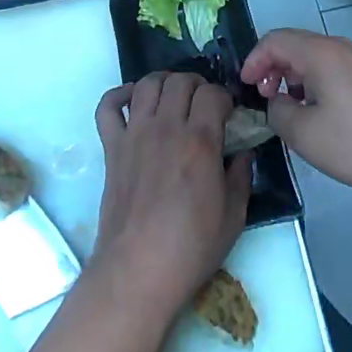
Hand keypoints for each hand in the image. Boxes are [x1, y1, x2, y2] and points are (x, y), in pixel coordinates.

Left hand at [90, 73, 251, 314]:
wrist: (138, 269)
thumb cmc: (192, 246)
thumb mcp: (235, 214)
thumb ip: (241, 175)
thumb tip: (243, 152)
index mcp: (199, 141)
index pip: (213, 93)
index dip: (225, 97)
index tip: (230, 114)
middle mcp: (166, 128)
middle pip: (181, 81)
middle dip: (198, 85)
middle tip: (205, 105)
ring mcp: (134, 135)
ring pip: (147, 84)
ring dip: (165, 83)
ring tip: (175, 98)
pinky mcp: (111, 147)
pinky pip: (108, 107)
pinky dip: (120, 95)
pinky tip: (134, 101)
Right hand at [241, 28, 351, 200]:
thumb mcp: (302, 133)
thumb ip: (277, 112)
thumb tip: (277, 103)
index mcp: (320, 53)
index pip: (274, 41)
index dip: (253, 60)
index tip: (245, 87)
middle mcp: (339, 48)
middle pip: (293, 44)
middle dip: (271, 67)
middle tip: (263, 97)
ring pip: (313, 57)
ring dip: (292, 75)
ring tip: (287, 106)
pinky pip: (331, 68)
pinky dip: (312, 81)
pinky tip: (315, 111)